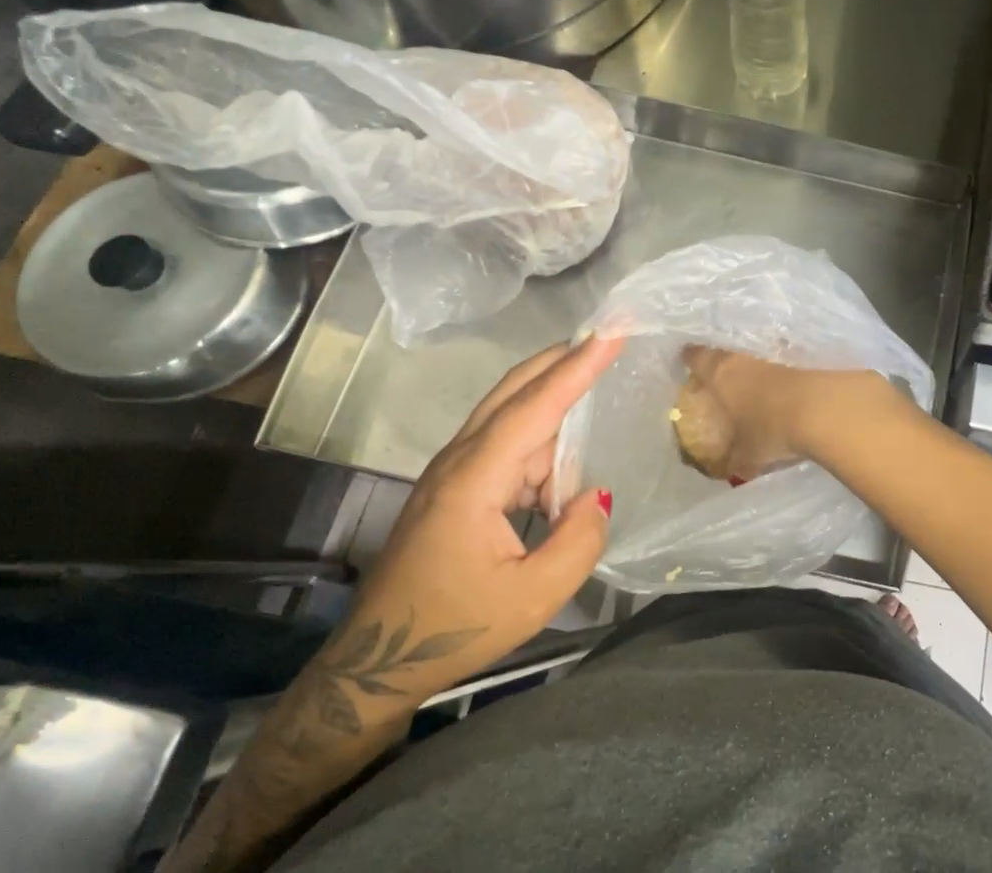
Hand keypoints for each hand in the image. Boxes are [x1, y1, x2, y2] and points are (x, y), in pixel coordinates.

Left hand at [344, 337, 622, 707]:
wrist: (380, 660)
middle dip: (559, 360)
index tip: (611, 333)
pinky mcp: (452, 491)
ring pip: (509, 422)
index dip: (576, 369)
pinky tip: (560, 481)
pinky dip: (539, 451)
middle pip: (512, 394)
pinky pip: (504, 452)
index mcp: (473, 481)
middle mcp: (458, 464)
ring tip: (597, 410)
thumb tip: (595, 494)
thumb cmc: (455, 627)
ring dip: (554, 415)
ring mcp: (450, 475)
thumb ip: (579, 540)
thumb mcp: (534, 596)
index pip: (533, 409)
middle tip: (607, 337)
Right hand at [677, 346, 900, 480]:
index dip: (692, 358)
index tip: (685, 357)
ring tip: (748, 386)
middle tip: (715, 374)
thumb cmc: (770, 429)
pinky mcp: (802, 368)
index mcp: (722, 375)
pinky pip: (780, 372)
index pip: (700, 359)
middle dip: (719, 364)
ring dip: (751, 372)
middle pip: (727, 356)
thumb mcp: (747, 453)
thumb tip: (730, 468)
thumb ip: (735, 459)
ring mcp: (776, 362)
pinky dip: (776, 382)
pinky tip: (778, 393)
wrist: (822, 411)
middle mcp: (746, 362)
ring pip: (755, 362)